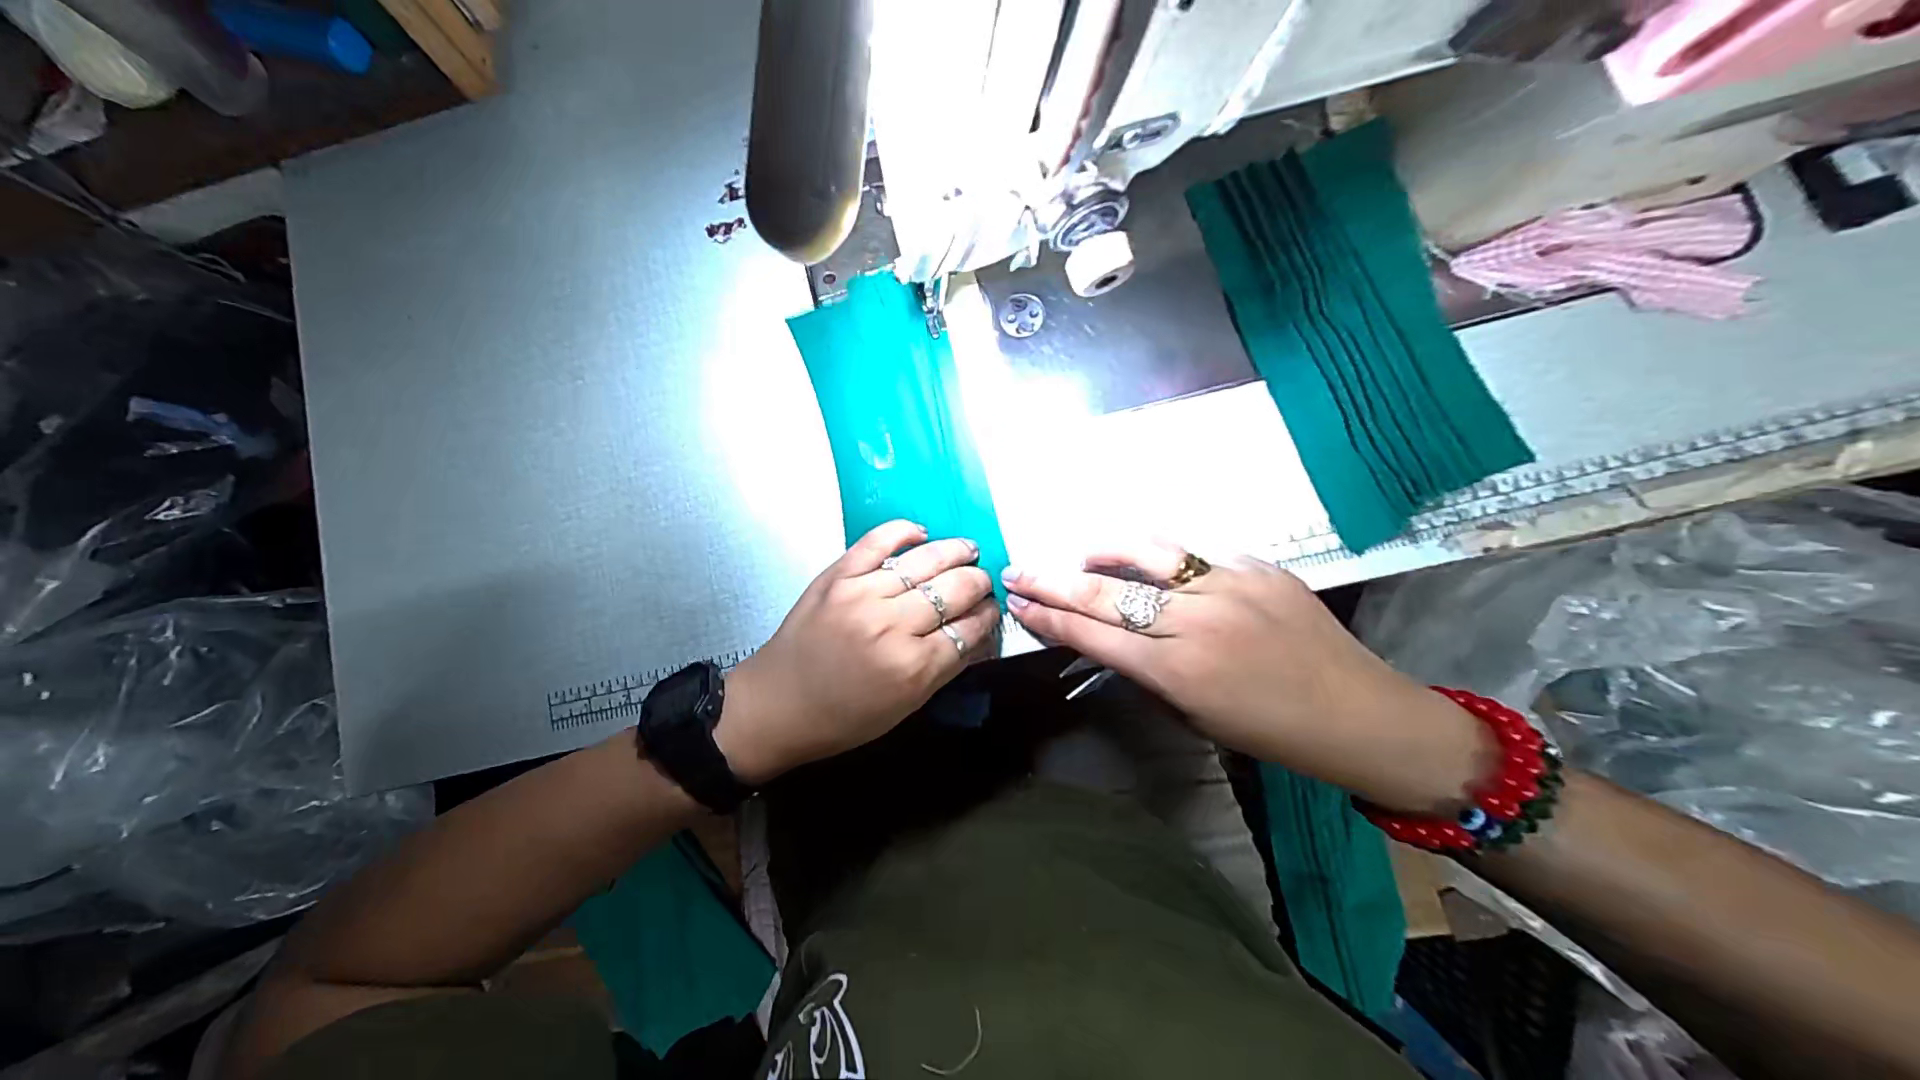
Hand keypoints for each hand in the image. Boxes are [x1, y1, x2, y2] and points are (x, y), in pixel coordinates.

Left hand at [712, 520, 1000, 785]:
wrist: (777, 704)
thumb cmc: (844, 717)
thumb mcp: (906, 705)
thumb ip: (946, 666)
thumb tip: (979, 632)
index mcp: (914, 666)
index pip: (970, 628)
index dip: (989, 615)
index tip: (992, 609)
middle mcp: (893, 625)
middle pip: (955, 590)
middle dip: (979, 582)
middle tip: (982, 581)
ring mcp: (863, 594)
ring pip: (926, 561)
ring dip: (956, 552)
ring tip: (969, 550)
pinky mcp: (838, 575)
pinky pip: (878, 541)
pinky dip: (905, 531)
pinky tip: (922, 533)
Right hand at [1002, 544, 1494, 813]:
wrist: (1361, 715)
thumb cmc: (1272, 734)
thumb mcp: (1195, 715)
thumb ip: (1148, 672)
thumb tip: (1109, 636)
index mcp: (1177, 672)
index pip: (1093, 634)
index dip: (1049, 617)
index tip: (1018, 603)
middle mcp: (1195, 621)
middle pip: (1106, 592)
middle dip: (1053, 582)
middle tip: (1019, 571)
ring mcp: (1229, 586)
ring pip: (1147, 555)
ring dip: (1105, 552)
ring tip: (1082, 554)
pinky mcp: (1259, 567)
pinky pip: (1197, 553)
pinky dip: (1163, 556)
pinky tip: (1150, 558)